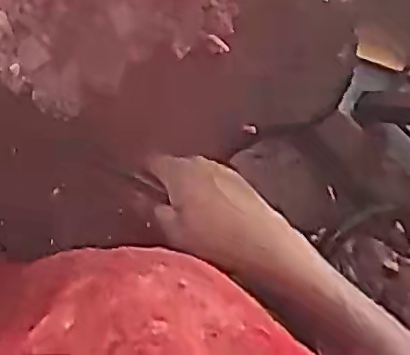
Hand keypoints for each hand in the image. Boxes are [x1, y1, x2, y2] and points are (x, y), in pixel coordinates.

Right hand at [146, 155, 325, 292]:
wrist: (271, 250)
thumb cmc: (216, 241)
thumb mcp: (174, 233)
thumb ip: (155, 211)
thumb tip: (144, 199)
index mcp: (178, 168)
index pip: (151, 160)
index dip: (141, 173)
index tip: (137, 187)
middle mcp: (201, 162)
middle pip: (176, 167)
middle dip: (169, 183)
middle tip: (165, 209)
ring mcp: (225, 171)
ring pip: (198, 176)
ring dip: (193, 191)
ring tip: (194, 219)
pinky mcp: (245, 185)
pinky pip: (218, 186)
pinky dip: (213, 198)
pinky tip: (218, 222)